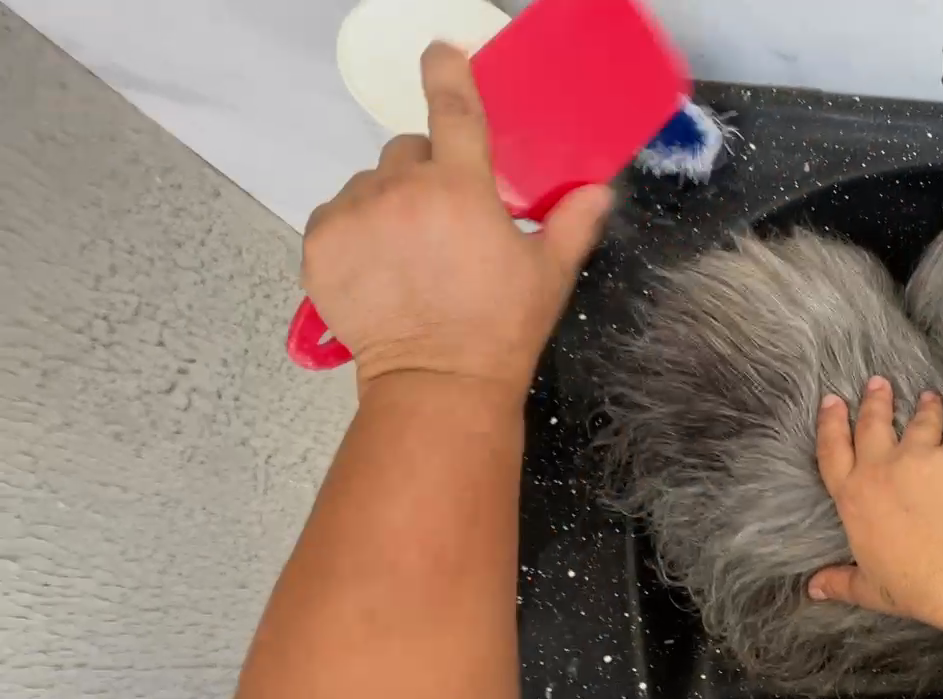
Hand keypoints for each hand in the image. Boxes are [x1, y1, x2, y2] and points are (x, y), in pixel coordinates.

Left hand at [300, 42, 612, 396]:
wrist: (440, 380)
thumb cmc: (505, 327)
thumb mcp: (549, 276)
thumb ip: (573, 224)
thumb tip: (600, 190)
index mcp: (460, 191)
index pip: (452, 111)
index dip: (448, 73)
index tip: (444, 54)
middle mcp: (400, 189)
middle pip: (410, 152)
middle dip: (431, 174)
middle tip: (452, 224)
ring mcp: (353, 214)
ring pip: (372, 185)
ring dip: (393, 204)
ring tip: (416, 257)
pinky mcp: (320, 243)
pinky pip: (341, 216)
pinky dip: (361, 232)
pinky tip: (386, 272)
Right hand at [809, 377, 942, 628]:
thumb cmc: (912, 584)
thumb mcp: (869, 589)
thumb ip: (840, 582)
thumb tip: (813, 588)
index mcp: (853, 498)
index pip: (832, 452)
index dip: (830, 424)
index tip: (831, 401)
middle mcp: (880, 469)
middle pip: (872, 424)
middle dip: (874, 401)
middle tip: (877, 382)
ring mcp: (918, 459)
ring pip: (919, 421)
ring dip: (924, 406)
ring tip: (928, 395)